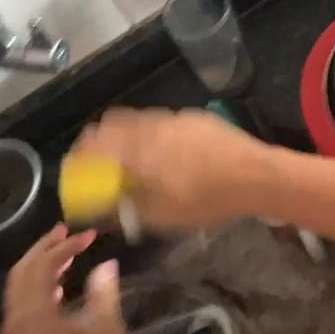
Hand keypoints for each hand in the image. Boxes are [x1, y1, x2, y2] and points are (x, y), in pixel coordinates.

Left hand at [1, 225, 123, 333]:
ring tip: (63, 252)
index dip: (65, 246)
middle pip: (22, 271)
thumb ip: (104, 293)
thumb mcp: (104, 329)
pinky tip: (57, 285)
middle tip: (65, 231)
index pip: (43, 265)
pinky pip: (22, 300)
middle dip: (43, 248)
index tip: (90, 235)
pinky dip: (37, 283)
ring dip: (39, 265)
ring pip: (19, 286)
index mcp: (34, 310)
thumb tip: (107, 265)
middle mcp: (16, 316)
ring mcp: (15, 330)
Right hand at [67, 108, 276, 228]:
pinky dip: (156, 135)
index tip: (76, 165)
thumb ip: (125, 208)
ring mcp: (178, 118)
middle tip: (102, 160)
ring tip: (136, 159)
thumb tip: (103, 207)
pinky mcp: (200, 118)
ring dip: (131, 136)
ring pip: (142, 121)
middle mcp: (152, 126)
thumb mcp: (159, 215)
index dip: (80, 154)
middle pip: (115, 124)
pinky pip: (167, 123)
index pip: (93, 142)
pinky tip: (170, 154)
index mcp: (136, 148)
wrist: (258, 175)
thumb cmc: (206, 199)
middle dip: (103, 140)